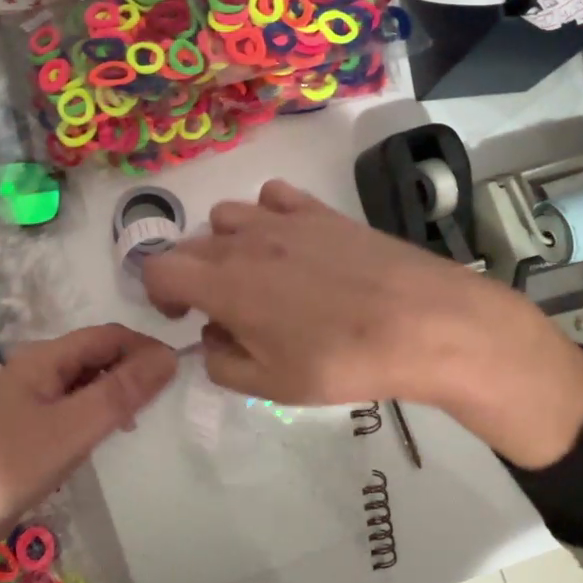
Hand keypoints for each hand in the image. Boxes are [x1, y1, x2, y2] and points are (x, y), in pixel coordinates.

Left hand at [0, 325, 176, 582]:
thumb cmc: (15, 465)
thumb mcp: (75, 427)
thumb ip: (121, 392)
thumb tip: (168, 358)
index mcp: (43, 358)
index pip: (106, 335)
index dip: (144, 347)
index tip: (178, 372)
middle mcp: (36, 368)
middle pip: (95, 354)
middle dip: (132, 367)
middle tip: (166, 397)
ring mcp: (30, 396)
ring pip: (86, 380)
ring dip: (117, 390)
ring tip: (143, 416)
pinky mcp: (29, 423)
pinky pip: (73, 404)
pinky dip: (97, 410)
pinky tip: (110, 432)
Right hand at [140, 179, 582, 467]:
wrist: (424, 324)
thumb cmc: (341, 361)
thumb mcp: (272, 386)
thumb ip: (223, 364)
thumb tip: (212, 340)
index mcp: (223, 284)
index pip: (158, 268)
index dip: (158, 293)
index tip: (182, 316)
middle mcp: (245, 241)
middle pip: (192, 244)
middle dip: (192, 275)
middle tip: (222, 310)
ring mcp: (284, 220)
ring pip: (228, 216)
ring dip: (225, 243)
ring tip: (254, 274)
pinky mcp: (322, 211)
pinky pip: (274, 196)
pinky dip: (267, 215)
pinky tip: (289, 242)